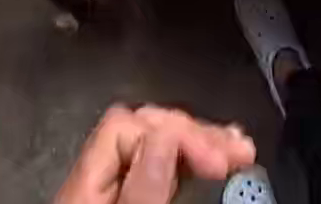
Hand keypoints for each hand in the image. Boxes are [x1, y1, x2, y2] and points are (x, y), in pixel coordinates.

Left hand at [52, 104, 255, 203]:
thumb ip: (142, 188)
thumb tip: (165, 133)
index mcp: (84, 183)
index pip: (126, 124)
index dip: (175, 130)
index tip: (217, 156)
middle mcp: (93, 180)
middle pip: (140, 127)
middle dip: (191, 129)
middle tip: (237, 145)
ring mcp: (108, 192)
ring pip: (150, 147)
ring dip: (194, 140)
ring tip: (235, 145)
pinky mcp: (124, 200)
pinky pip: (155, 170)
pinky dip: (185, 162)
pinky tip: (207, 161)